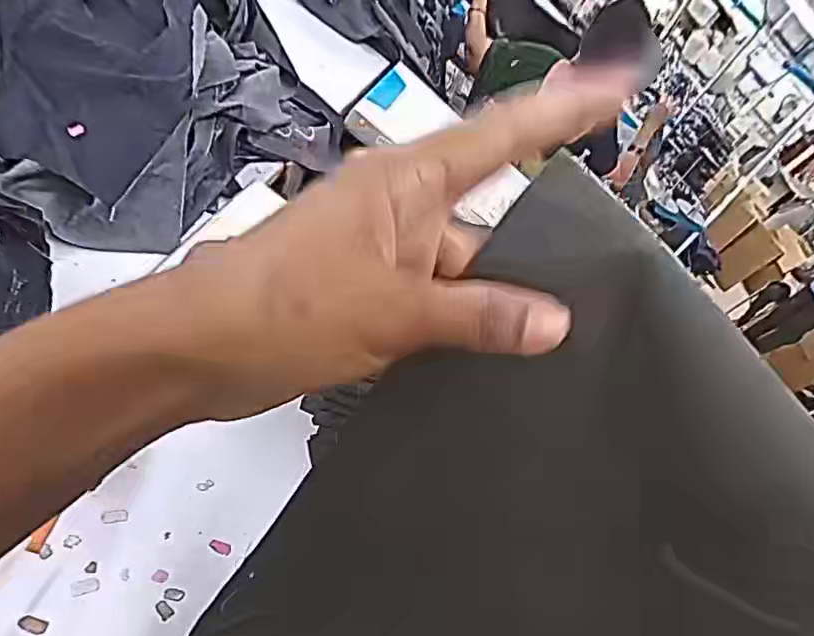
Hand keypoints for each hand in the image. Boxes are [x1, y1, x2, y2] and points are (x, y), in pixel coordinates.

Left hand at [158, 62, 634, 419]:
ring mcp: (378, 265)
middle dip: (512, 275)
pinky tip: (454, 363)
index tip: (608, 93)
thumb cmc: (273, 304)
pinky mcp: (362, 306)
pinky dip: (441, 341)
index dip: (559, 115)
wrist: (205, 351)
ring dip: (472, 320)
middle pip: (482, 235)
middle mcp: (394, 219)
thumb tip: (546, 321)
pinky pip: (423, 318)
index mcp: (404, 187)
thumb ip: (476, 315)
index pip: (500, 138)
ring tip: (491, 351)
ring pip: (453, 287)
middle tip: (549, 314)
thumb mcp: (395, 310)